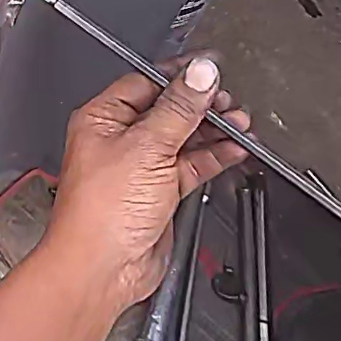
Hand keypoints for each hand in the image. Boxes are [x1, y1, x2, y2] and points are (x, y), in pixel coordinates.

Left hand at [39, 56, 249, 311]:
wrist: (103, 267)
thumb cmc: (101, 213)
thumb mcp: (147, 148)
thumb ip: (179, 109)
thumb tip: (200, 74)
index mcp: (102, 119)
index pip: (145, 83)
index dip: (178, 77)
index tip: (208, 72)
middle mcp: (119, 140)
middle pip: (167, 110)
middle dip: (200, 106)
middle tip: (227, 101)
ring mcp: (140, 166)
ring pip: (182, 138)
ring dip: (212, 130)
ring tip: (239, 122)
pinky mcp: (158, 191)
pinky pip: (191, 165)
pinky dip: (213, 156)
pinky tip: (234, 148)